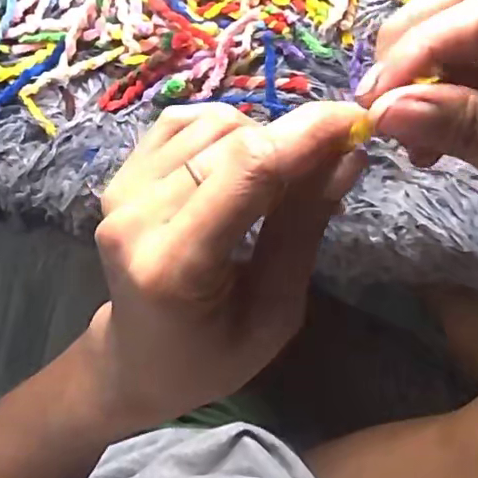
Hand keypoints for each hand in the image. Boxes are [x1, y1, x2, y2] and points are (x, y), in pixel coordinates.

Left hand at [86, 103, 370, 428]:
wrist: (138, 358)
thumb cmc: (212, 355)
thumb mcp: (276, 311)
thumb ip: (304, 227)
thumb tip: (349, 156)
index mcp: (173, 266)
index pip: (246, 172)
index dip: (307, 134)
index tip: (358, 119)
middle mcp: (134, 218)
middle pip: (231, 140)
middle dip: (294, 138)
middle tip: (331, 159)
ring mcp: (119, 191)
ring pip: (211, 123)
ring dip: (259, 137)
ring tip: (274, 182)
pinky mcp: (118, 174)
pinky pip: (182, 121)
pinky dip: (224, 129)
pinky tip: (236, 165)